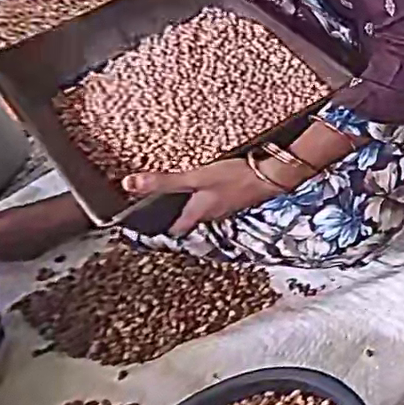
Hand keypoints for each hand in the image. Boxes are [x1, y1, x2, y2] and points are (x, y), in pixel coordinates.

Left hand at [123, 158, 293, 237]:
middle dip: (180, 215)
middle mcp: (213, 214)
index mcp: (199, 212)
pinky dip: (214, 197)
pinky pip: (221, 202)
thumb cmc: (236, 177)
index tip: (150, 227)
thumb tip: (130, 185)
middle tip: (166, 207)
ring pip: (207, 211)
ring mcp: (229, 207)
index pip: (177, 228)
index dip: (163, 228)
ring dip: (198, 206)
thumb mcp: (196, 177)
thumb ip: (164, 182)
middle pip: (192, 219)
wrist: (273, 176)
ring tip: (188, 195)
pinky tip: (215, 187)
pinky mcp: (241, 198)